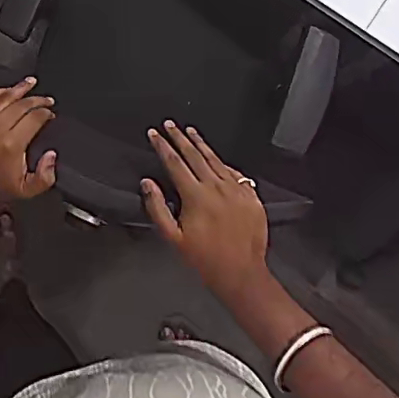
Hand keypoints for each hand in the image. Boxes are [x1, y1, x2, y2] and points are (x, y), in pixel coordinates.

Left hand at [0, 78, 57, 213]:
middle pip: (22, 104)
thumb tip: (52, 155)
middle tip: (47, 100)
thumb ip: (46, 175)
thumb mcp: (30, 190)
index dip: (46, 112)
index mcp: (11, 145)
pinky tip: (5, 90)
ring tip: (31, 83)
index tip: (51, 113)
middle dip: (38, 99)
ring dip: (19, 89)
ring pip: (3, 97)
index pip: (34, 117)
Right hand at [141, 123, 270, 298]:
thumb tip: (148, 184)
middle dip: (179, 137)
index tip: (155, 134)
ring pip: (215, 159)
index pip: (175, 163)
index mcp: (196, 196)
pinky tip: (217, 157)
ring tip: (191, 131)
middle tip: (170, 125)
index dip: (163, 146)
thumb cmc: (206, 259)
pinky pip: (235, 172)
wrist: (241, 272)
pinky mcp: (250, 195)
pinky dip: (222, 161)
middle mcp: (217, 187)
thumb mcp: (173, 238)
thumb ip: (157, 207)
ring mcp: (236, 189)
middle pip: (195, 154)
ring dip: (201, 144)